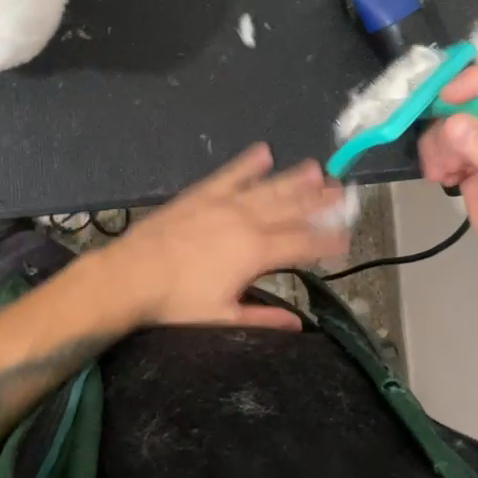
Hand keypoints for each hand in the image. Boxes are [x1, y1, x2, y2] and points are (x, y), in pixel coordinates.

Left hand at [103, 144, 350, 329]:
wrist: (130, 276)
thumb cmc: (176, 302)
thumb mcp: (223, 317)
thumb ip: (263, 317)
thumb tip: (297, 324)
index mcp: (256, 252)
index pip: (303, 244)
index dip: (328, 241)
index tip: (347, 237)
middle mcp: (246, 221)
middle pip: (292, 209)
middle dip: (320, 202)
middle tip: (344, 192)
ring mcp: (223, 204)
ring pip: (267, 188)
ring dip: (294, 179)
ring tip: (317, 170)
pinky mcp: (200, 195)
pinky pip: (230, 175)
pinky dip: (247, 164)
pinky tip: (263, 152)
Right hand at [418, 59, 477, 286]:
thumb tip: (453, 123)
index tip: (451, 96)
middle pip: (475, 94)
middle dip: (451, 116)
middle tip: (441, 144)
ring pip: (451, 119)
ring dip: (440, 143)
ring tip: (445, 173)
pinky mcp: (469, 159)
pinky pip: (441, 143)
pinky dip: (435, 158)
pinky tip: (443, 179)